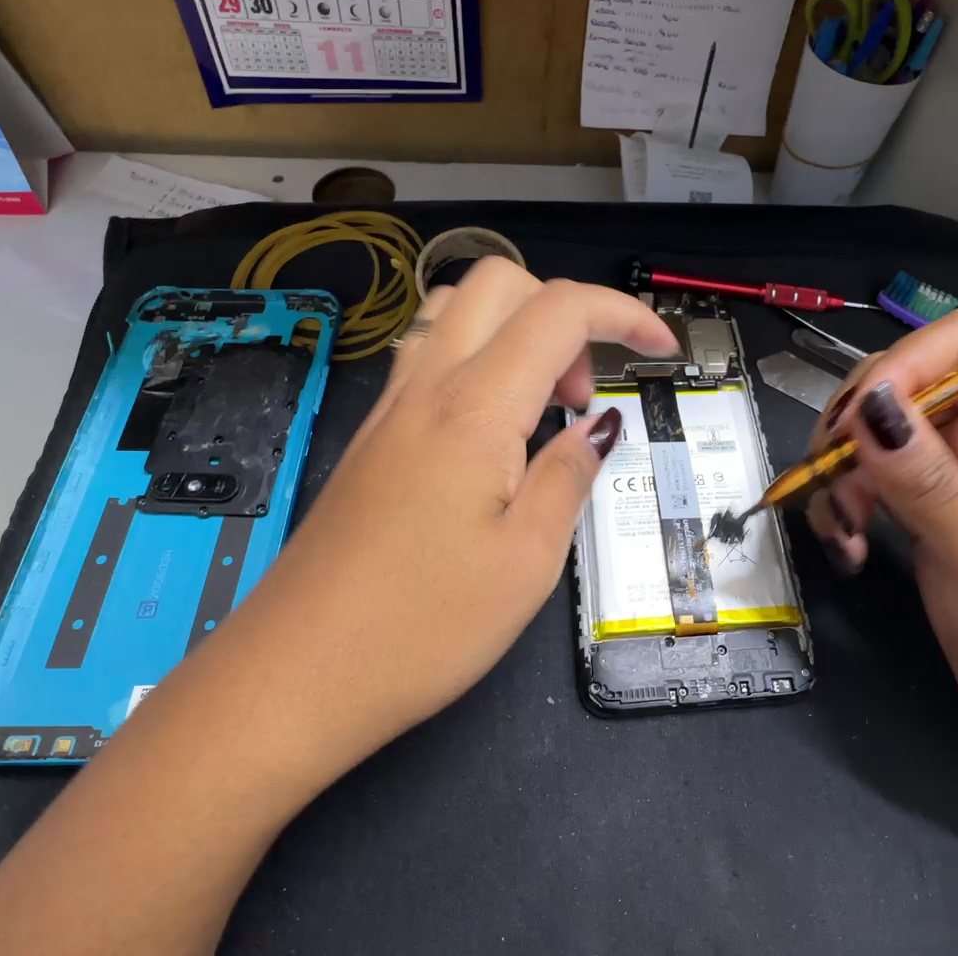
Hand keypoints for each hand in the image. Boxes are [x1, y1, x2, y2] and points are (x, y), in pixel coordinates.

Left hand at [234, 259, 677, 756]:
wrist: (297, 673)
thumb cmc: (422, 630)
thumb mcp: (526, 561)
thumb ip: (570, 476)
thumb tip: (600, 425)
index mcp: (474, 409)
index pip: (559, 310)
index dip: (622, 312)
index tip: (660, 347)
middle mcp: (426, 388)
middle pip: (499, 283)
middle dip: (564, 314)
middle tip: (584, 396)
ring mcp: (390, 408)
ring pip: (455, 311)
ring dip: (516, 332)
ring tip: (542, 409)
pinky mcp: (372, 437)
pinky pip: (429, 357)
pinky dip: (479, 362)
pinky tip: (494, 436)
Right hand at [805, 309, 957, 774]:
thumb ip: (934, 485)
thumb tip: (870, 405)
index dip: (910, 361)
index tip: (859, 419)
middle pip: (906, 382)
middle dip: (857, 424)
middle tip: (836, 485)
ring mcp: (955, 475)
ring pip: (875, 428)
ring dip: (840, 471)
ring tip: (844, 530)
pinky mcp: (926, 507)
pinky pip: (868, 475)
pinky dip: (843, 503)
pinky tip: (849, 546)